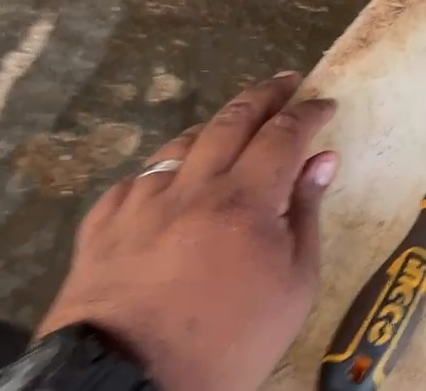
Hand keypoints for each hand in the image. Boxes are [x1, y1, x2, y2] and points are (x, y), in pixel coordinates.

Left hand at [36, 73, 339, 390]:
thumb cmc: (227, 343)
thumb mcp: (292, 285)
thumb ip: (305, 215)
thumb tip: (321, 160)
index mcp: (245, 200)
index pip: (284, 134)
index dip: (309, 113)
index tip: (326, 104)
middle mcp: (192, 189)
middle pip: (231, 121)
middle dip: (265, 96)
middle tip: (287, 82)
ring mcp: (139, 209)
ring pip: (180, 144)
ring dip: (214, 126)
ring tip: (232, 124)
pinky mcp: (99, 236)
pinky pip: (133, 182)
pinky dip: (161, 170)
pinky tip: (168, 179)